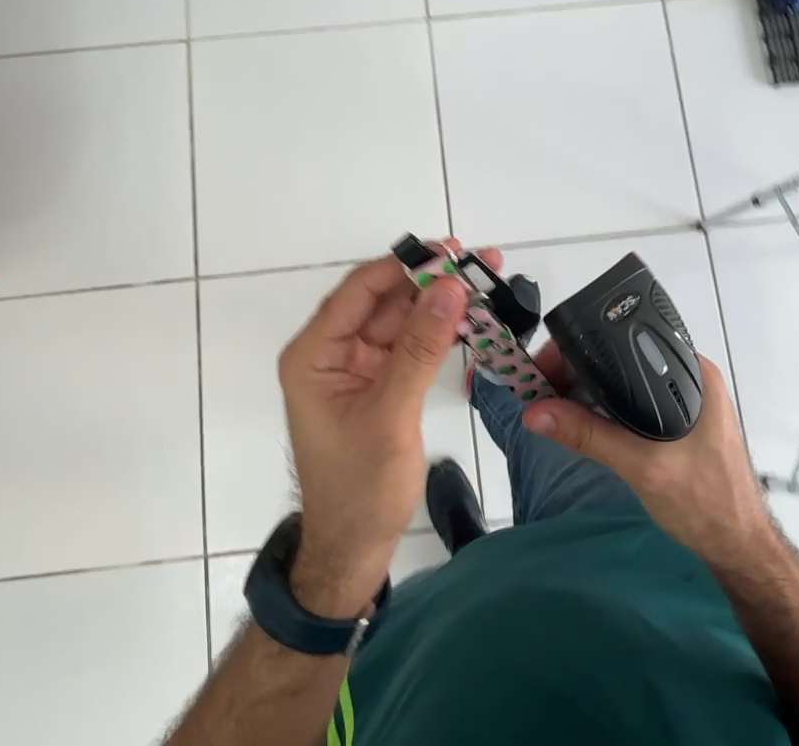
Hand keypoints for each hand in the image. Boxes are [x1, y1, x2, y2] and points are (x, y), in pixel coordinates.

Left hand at [276, 240, 492, 617]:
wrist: (354, 547)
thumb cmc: (360, 487)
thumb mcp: (390, 415)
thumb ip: (419, 350)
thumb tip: (449, 289)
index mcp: (314, 354)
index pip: (359, 291)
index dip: (404, 266)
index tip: (450, 251)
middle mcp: (332, 352)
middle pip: (382, 300)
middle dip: (430, 280)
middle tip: (478, 260)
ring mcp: (357, 367)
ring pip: (400, 319)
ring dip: (439, 302)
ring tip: (485, 280)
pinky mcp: (379, 383)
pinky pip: (409, 345)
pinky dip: (438, 331)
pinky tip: (469, 317)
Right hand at [522, 351, 771, 564]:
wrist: (739, 548)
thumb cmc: (705, 504)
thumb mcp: (642, 467)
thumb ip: (589, 437)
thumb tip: (535, 412)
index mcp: (691, 372)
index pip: (624, 341)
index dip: (579, 348)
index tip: (545, 367)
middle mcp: (687, 376)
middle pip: (619, 358)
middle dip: (575, 369)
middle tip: (539, 389)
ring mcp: (682, 399)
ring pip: (621, 380)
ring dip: (585, 389)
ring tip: (550, 402)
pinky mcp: (674, 420)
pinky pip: (628, 401)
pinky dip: (601, 406)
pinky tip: (579, 419)